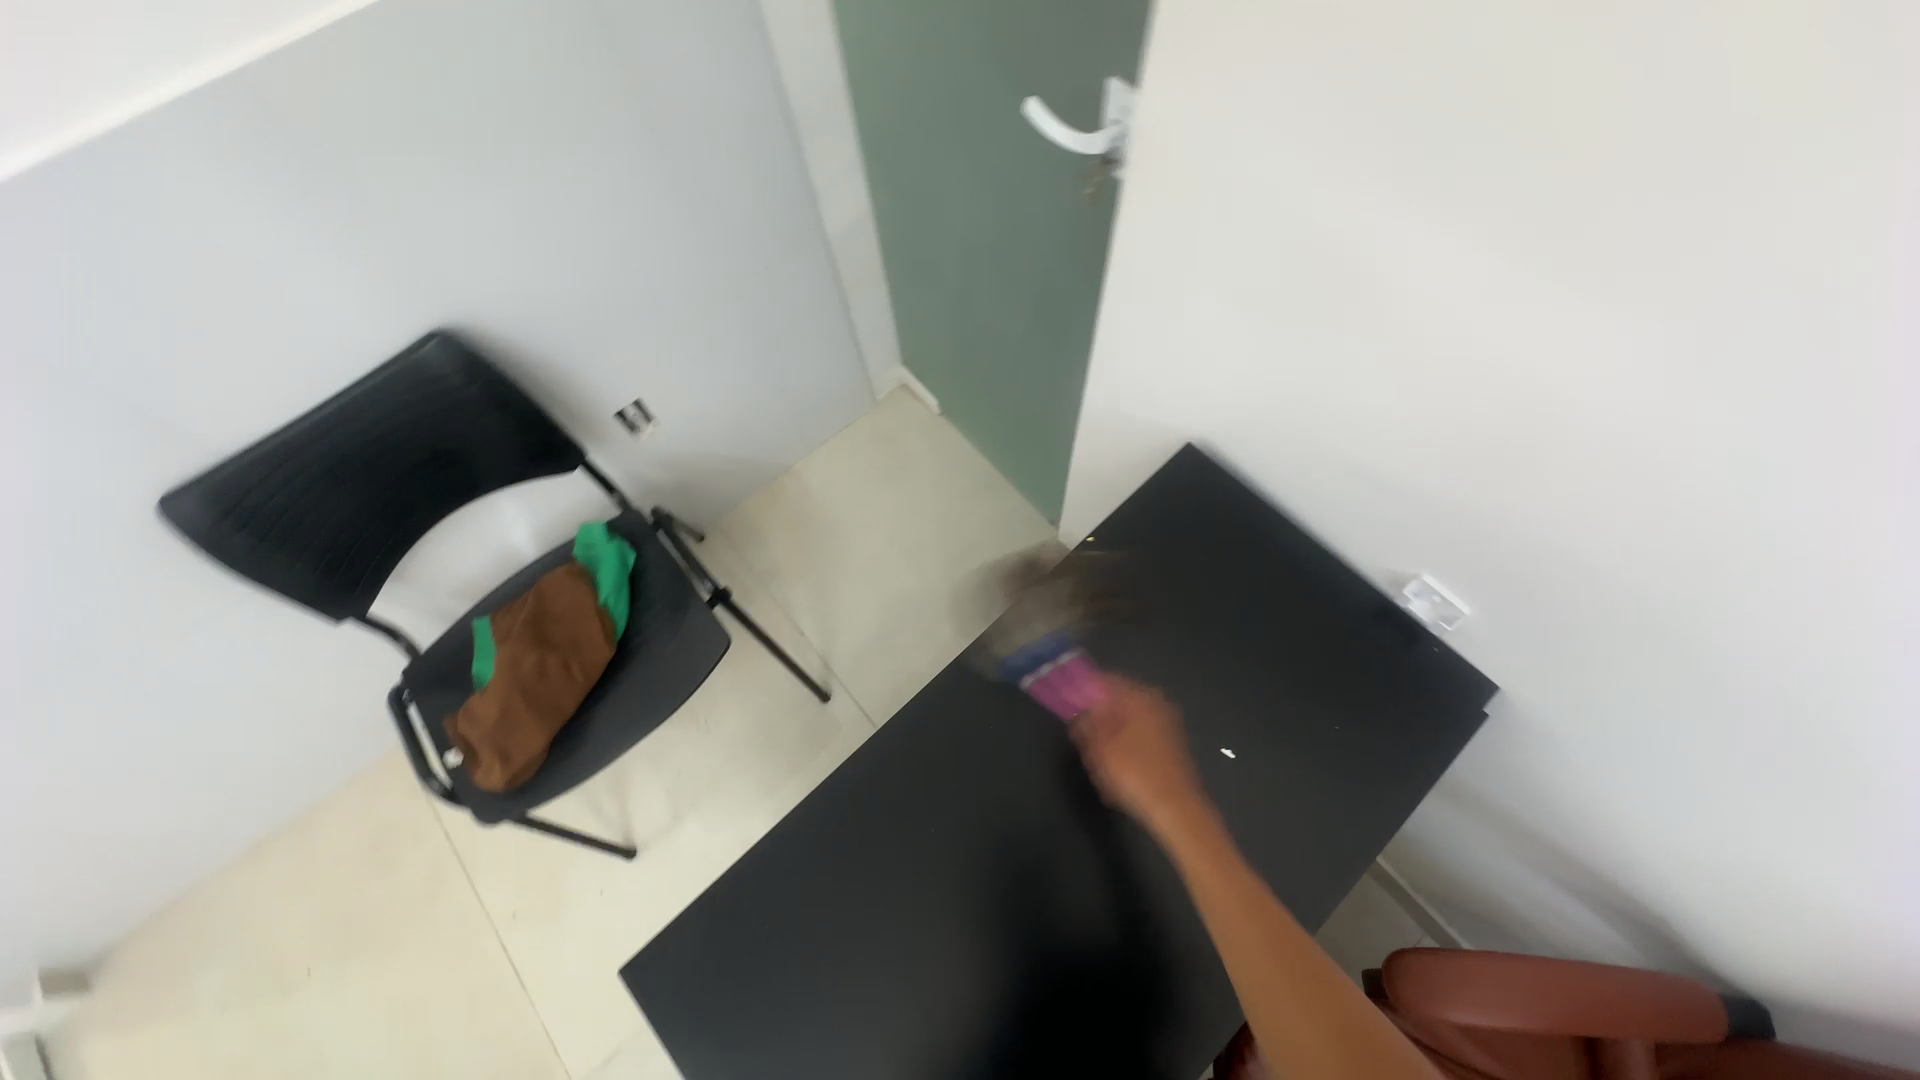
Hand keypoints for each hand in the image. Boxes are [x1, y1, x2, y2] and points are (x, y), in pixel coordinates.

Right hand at [1070, 674, 1214, 839]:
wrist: (1176, 810)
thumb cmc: (1134, 773)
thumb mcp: (1098, 747)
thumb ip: (1084, 723)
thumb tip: (1078, 712)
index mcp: (1141, 695)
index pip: (1103, 681)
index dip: (1080, 692)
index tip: (1065, 706)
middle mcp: (1157, 704)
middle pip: (1116, 703)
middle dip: (1097, 720)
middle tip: (1081, 739)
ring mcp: (1168, 726)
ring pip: (1127, 725)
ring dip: (1109, 739)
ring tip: (1098, 763)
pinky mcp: (1171, 748)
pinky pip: (1138, 741)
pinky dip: (1124, 751)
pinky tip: (1116, 773)